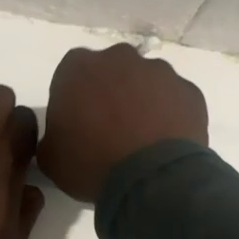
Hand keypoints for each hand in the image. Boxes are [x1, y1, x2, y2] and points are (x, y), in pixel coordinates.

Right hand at [37, 43, 208, 201]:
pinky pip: (173, 99)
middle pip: (110, 69)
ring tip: (139, 137)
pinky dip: (167, 114)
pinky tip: (161, 141)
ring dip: (140, 100)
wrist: (150, 179)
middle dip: (108, 91)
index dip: (72, 96)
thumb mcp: (49, 156)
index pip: (70, 72)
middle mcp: (119, 59)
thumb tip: (62, 135)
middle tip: (106, 127)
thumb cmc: (89, 163)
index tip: (75, 121)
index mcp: (78, 68)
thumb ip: (52, 134)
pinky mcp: (189, 91)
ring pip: (144, 81)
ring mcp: (159, 72)